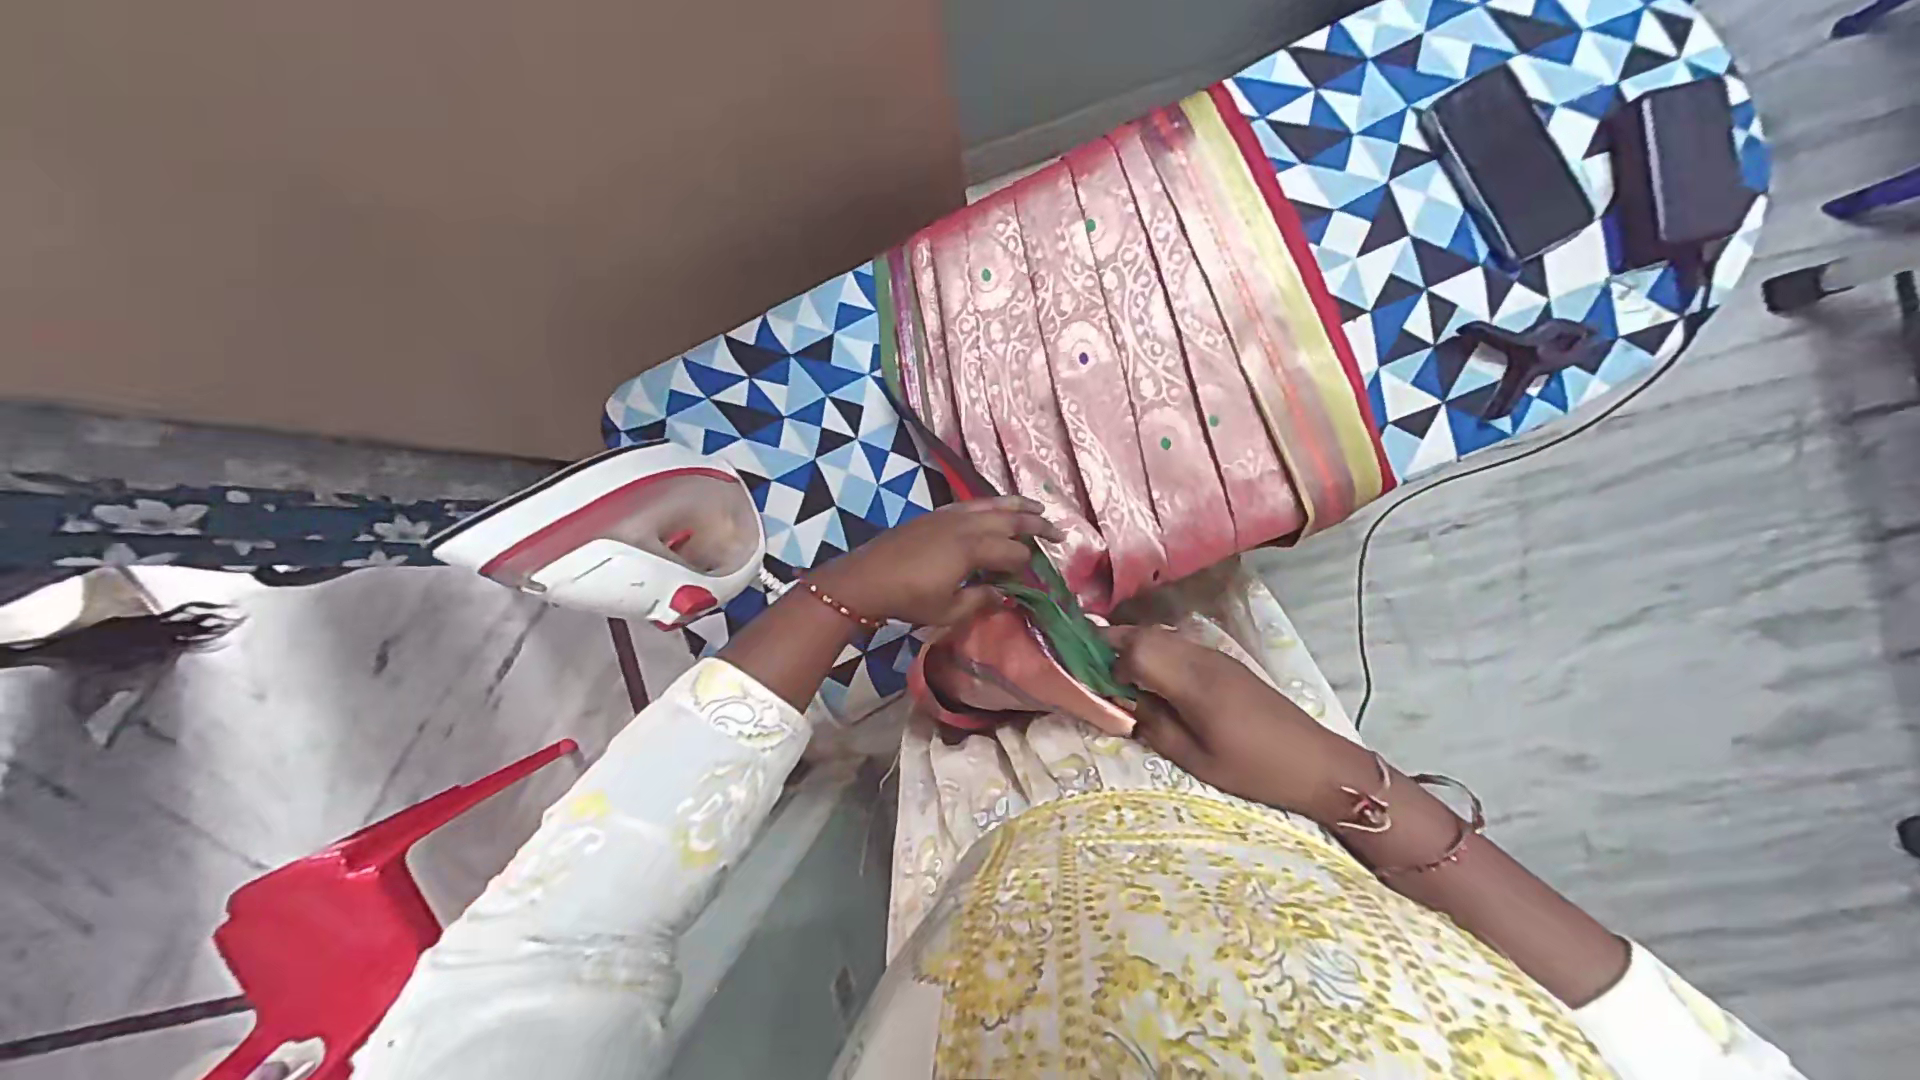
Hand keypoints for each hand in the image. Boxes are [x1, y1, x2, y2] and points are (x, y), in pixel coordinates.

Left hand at [806, 496, 1061, 627]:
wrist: (865, 578)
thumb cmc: (907, 599)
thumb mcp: (947, 610)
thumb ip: (980, 601)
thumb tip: (1004, 595)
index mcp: (972, 549)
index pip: (1013, 553)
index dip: (1027, 566)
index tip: (1033, 579)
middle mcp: (966, 526)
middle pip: (1010, 521)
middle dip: (1036, 526)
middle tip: (1059, 532)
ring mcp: (950, 516)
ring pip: (992, 505)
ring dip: (1017, 506)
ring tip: (1037, 508)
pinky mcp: (936, 514)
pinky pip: (971, 503)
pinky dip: (990, 502)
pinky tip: (995, 506)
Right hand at [1107, 625, 1378, 821]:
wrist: (1319, 764)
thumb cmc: (1255, 769)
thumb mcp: (1197, 759)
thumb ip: (1153, 726)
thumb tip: (1120, 705)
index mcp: (1192, 682)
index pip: (1134, 652)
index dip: (1106, 664)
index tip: (1092, 684)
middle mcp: (1200, 658)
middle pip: (1144, 633)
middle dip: (1111, 643)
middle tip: (1087, 663)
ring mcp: (1213, 656)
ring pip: (1160, 634)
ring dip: (1131, 644)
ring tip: (1112, 668)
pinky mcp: (1223, 661)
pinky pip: (1176, 644)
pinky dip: (1153, 650)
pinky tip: (1148, 674)